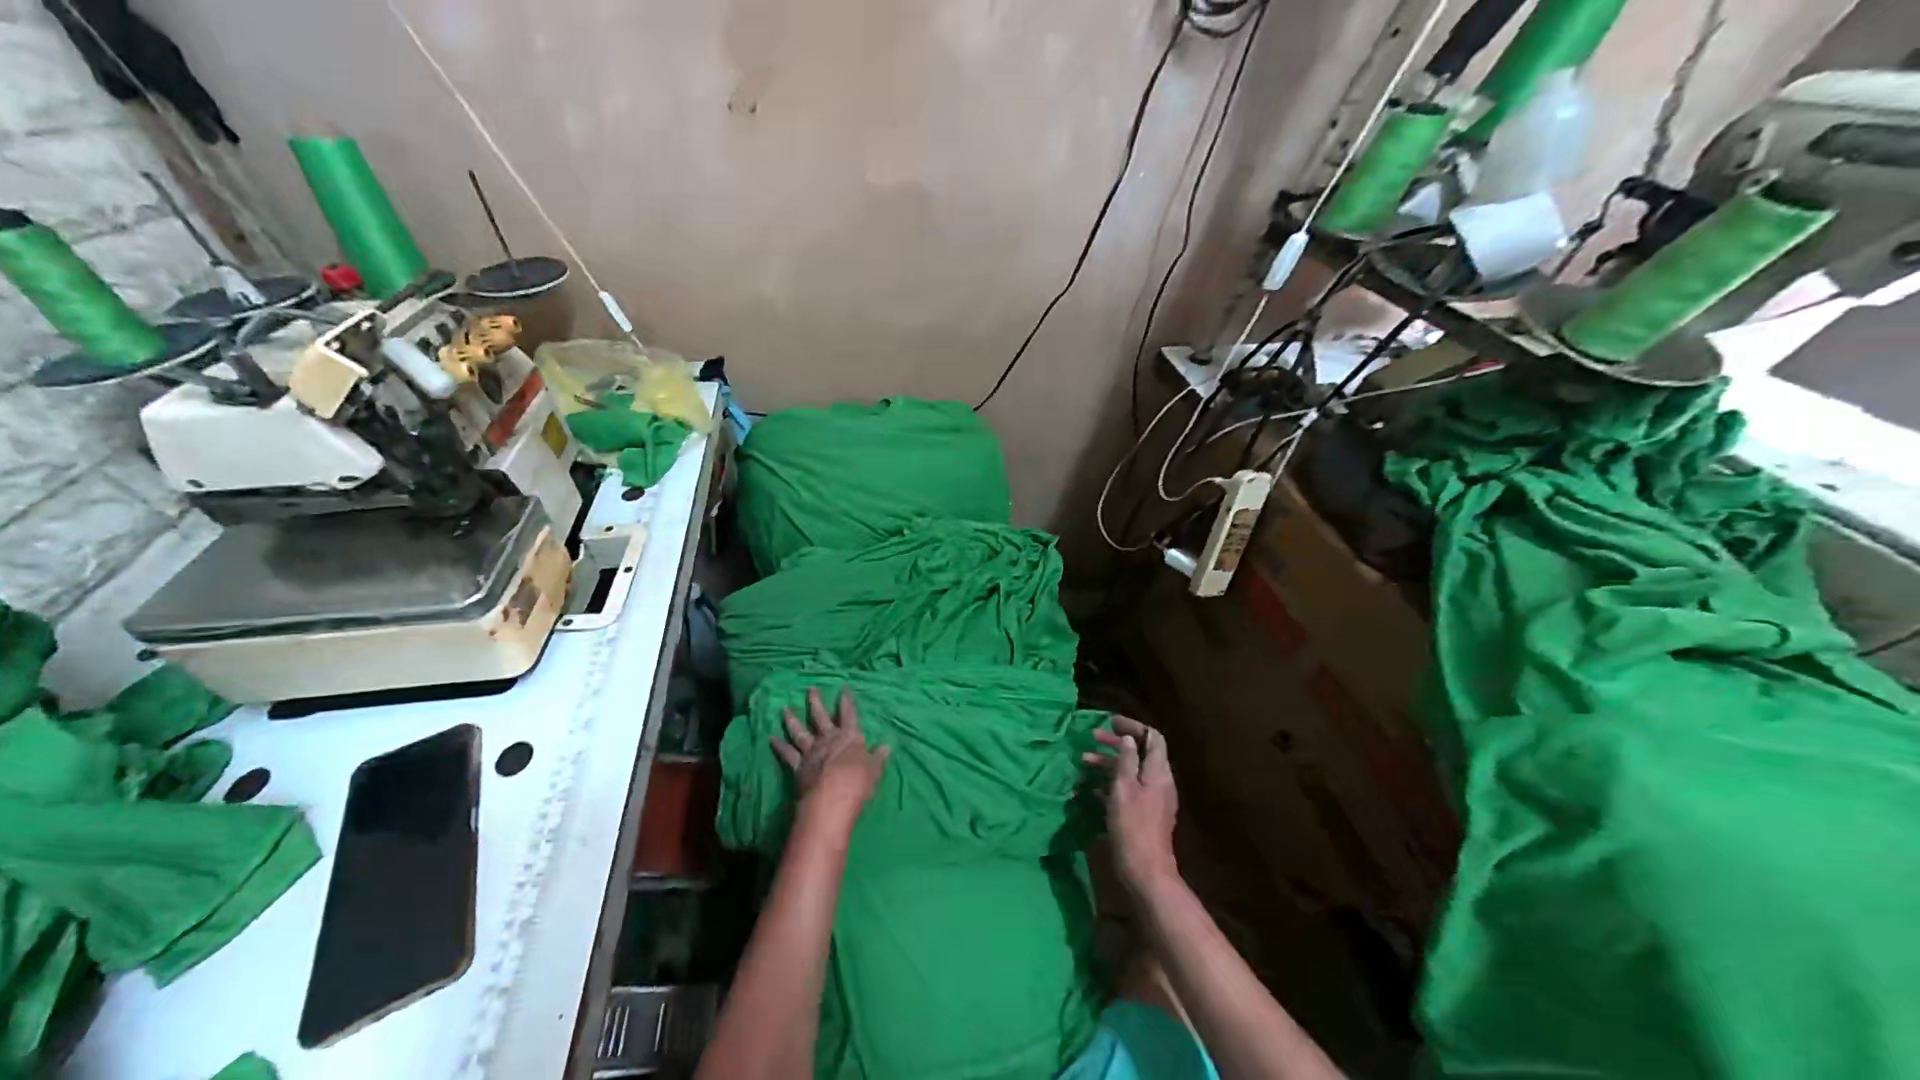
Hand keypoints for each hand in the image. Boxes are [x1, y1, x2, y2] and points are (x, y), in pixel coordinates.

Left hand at [772, 687, 890, 829]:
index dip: (846, 701)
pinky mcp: (798, 766)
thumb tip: (887, 746)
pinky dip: (779, 745)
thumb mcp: (875, 769)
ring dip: (792, 719)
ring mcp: (811, 752)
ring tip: (785, 708)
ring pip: (799, 732)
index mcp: (849, 737)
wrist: (832, 798)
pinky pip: (787, 753)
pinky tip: (771, 738)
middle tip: (810, 689)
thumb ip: (878, 757)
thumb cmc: (858, 782)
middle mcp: (828, 739)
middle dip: (816, 702)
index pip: (848, 715)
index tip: (842, 689)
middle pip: (820, 717)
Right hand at [1084, 716, 1179, 892]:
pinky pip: (1128, 789)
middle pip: (1140, 753)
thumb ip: (1126, 761)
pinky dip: (1110, 783)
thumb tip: (1128, 738)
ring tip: (1084, 761)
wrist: (1146, 872)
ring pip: (1131, 771)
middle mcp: (1159, 782)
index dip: (1132, 726)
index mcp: (1158, 772)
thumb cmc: (1132, 827)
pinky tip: (1090, 789)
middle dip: (1117, 743)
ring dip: (1109, 763)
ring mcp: (1154, 799)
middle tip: (1092, 738)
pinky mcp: (1145, 814)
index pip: (1152, 738)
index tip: (1110, 722)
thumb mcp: (1124, 789)